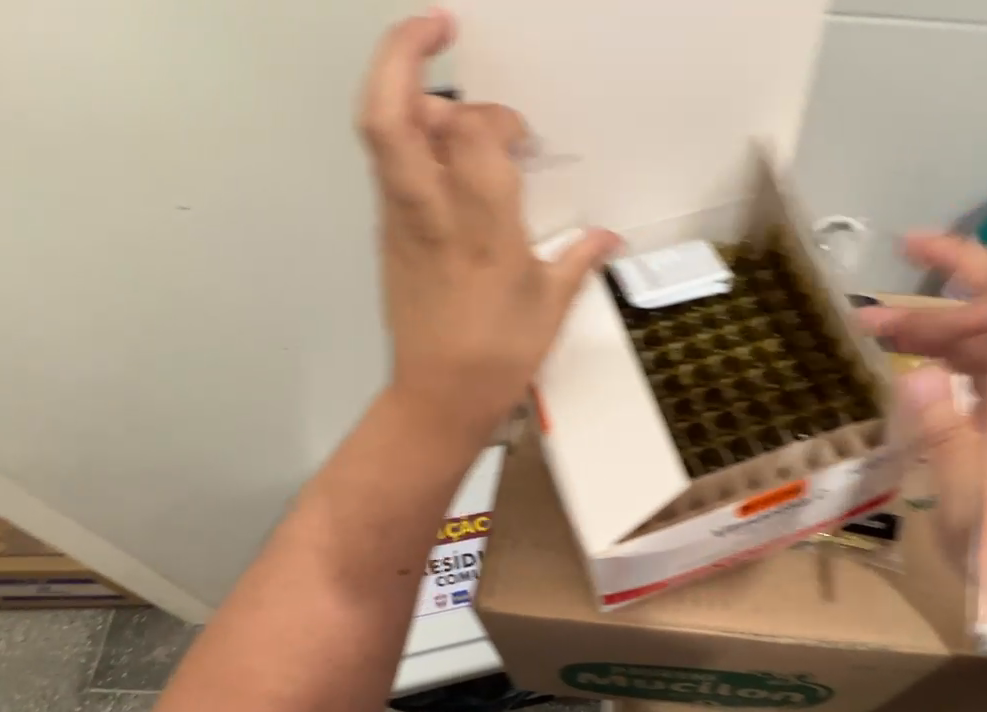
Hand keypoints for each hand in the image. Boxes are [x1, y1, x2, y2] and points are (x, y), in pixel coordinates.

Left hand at [356, 11, 619, 440]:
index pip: (474, 132)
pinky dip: (406, 136)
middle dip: (406, 52)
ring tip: (437, 85)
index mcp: (482, 226)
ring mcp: (400, 221)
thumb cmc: (498, 357)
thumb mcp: (550, 307)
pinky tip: (438, 146)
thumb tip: (606, 237)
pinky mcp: (389, 234)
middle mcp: (431, 212)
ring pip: (380, 133)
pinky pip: (388, 167)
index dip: (497, 116)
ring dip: (402, 90)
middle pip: (392, 113)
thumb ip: (578, 259)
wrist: (439, 398)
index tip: (521, 134)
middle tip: (438, 27)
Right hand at [857, 232, 986, 581]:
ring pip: (984, 343)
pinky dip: (938, 358)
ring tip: (872, 325)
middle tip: (901, 260)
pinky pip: (974, 373)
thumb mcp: (971, 498)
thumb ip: (946, 435)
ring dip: (933, 326)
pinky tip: (902, 364)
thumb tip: (917, 376)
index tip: (942, 299)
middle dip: (958, 281)